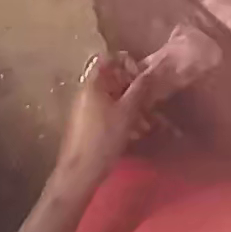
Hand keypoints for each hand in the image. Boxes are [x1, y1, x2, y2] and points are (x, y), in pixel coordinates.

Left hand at [51, 54, 160, 185]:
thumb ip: (139, 89)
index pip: (108, 58)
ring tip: (148, 122)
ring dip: (132, 105)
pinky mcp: (88, 124)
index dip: (126, 62)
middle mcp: (87, 92)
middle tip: (149, 101)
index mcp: (93, 84)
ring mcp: (86, 108)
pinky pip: (108, 112)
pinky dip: (123, 117)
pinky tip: (137, 133)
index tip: (141, 77)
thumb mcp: (127, 112)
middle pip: (112, 79)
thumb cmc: (104, 139)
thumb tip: (150, 71)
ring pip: (113, 98)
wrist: (80, 172)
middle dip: (134, 88)